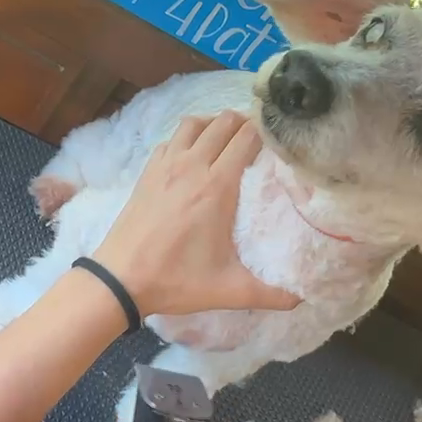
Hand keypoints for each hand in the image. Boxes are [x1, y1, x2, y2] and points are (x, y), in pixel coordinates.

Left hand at [91, 113, 299, 317]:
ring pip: (193, 123)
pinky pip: (170, 140)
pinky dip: (185, 138)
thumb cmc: (176, 281)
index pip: (246, 138)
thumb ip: (271, 295)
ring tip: (226, 139)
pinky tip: (192, 156)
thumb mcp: (230, 291)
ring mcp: (165, 166)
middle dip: (244, 122)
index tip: (280, 141)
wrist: (120, 279)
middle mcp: (191, 166)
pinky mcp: (147, 173)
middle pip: (223, 122)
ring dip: (212, 124)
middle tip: (258, 138)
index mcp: (217, 186)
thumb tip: (301, 299)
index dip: (266, 132)